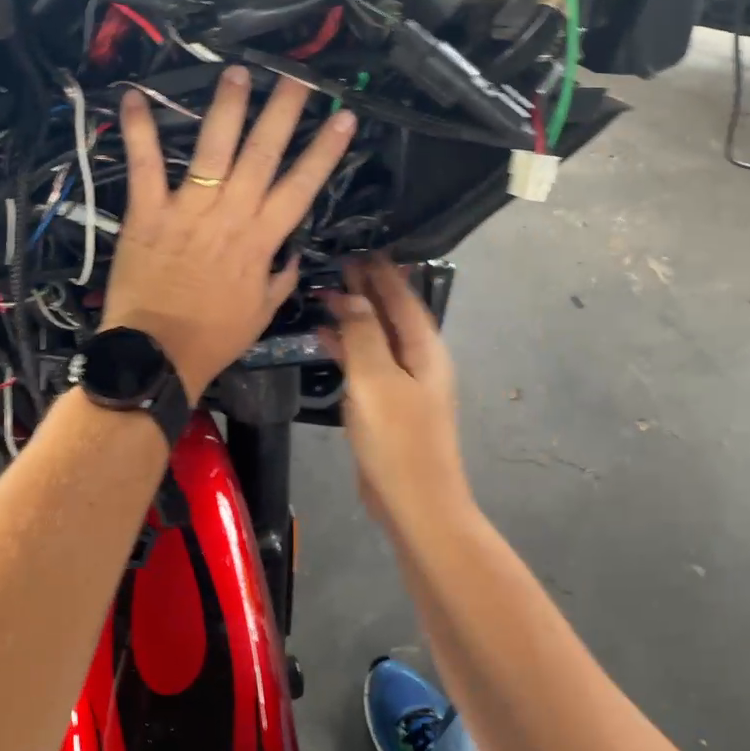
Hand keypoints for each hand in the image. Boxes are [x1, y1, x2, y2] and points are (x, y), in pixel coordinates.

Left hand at [103, 66, 356, 401]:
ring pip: (212, 150)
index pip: (302, 186)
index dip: (325, 149)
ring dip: (226, 108)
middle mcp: (230, 216)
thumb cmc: (213, 338)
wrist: (157, 356)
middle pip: (262, 154)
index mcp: (262, 240)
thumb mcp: (262, 312)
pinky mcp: (147, 214)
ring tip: (238, 72)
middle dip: (283, 111)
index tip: (342, 116)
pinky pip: (144, 166)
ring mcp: (188, 210)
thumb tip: (293, 250)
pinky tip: (135, 96)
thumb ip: (281, 277)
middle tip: (296, 76)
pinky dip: (138, 131)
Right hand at [322, 257, 471, 527]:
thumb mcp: (376, 380)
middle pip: (392, 314)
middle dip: (367, 288)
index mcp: (425, 348)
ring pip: (378, 337)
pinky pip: (367, 363)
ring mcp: (404, 384)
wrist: (416, 504)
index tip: (358, 246)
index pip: (402, 296)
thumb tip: (354, 296)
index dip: (381, 271)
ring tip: (326, 293)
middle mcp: (419, 360)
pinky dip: (348, 347)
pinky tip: (324, 338)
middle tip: (337, 262)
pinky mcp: (388, 405)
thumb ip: (364, 334)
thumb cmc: (398, 439)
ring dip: (355, 315)